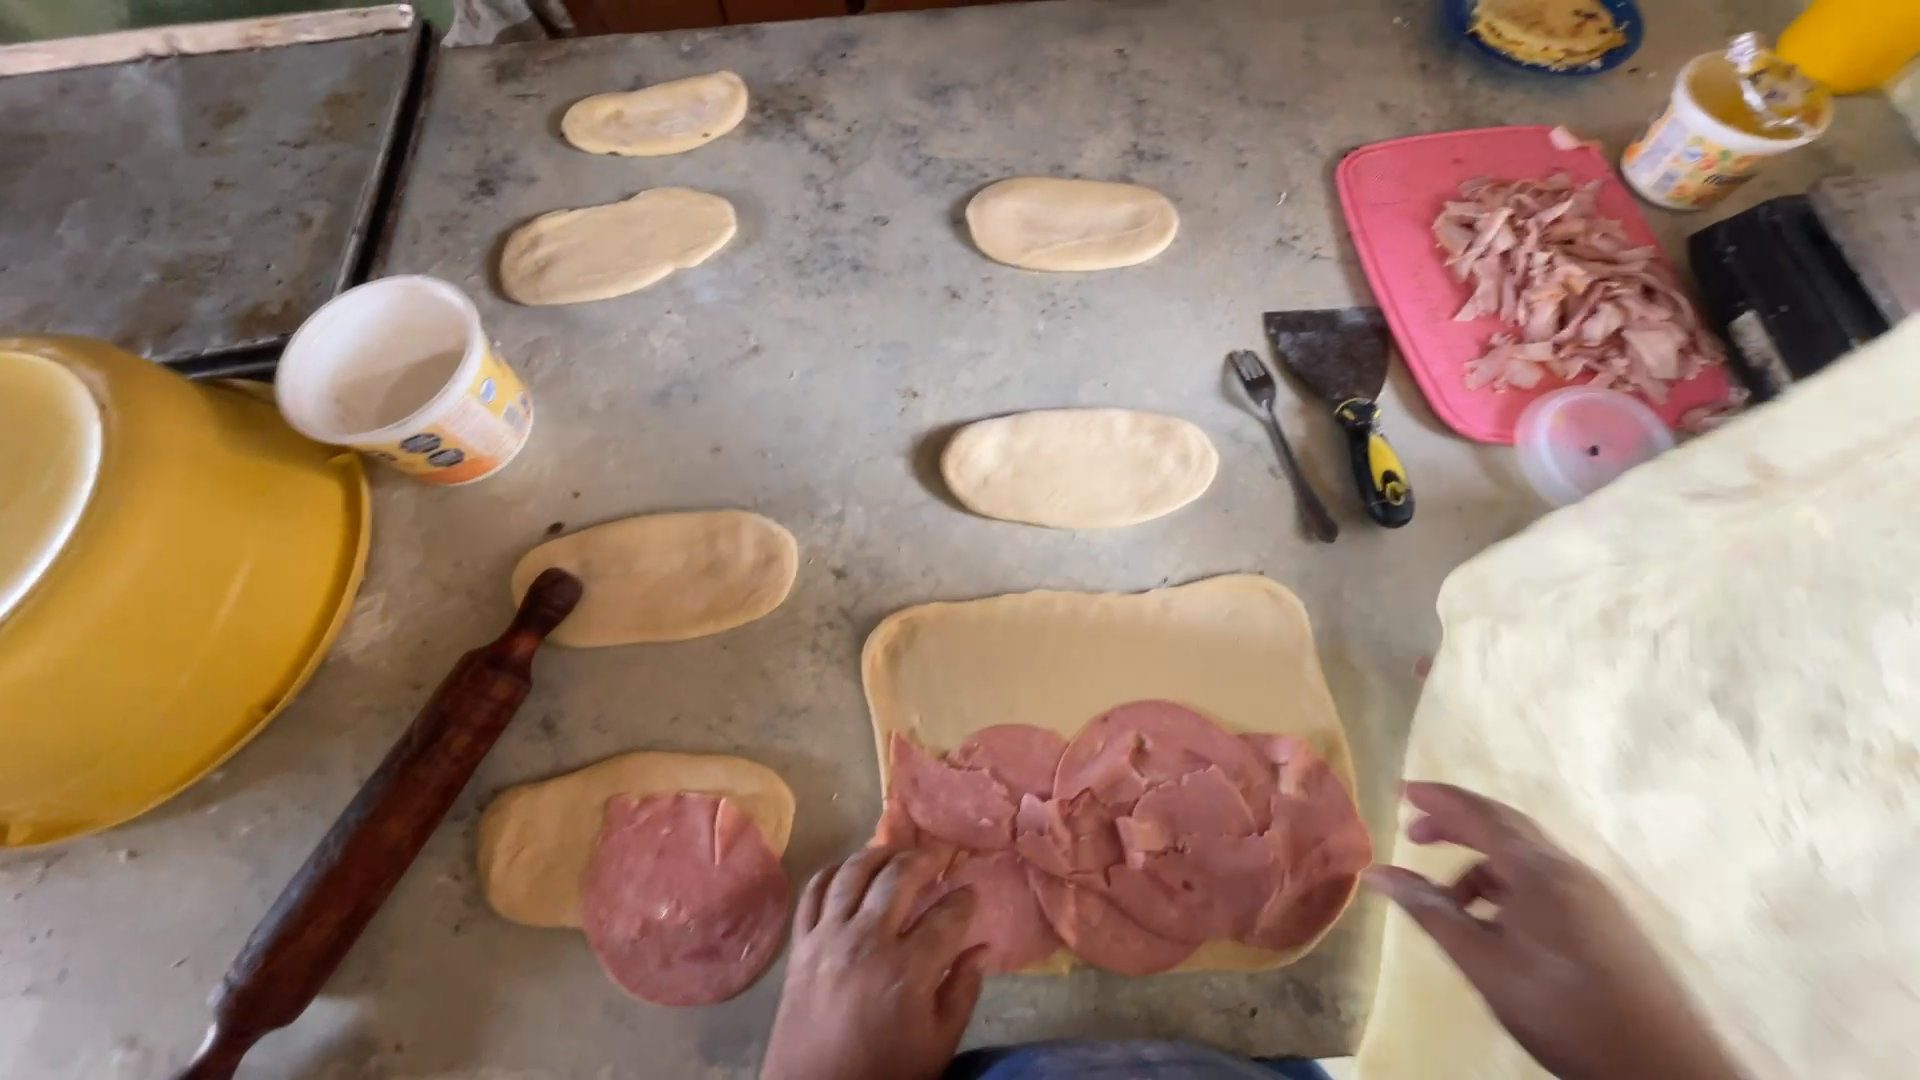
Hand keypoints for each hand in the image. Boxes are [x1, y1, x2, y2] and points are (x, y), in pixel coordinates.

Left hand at [761, 848, 986, 1079]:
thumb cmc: (884, 1074)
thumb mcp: (937, 1044)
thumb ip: (963, 991)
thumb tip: (982, 948)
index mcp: (907, 969)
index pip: (947, 915)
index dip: (965, 900)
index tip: (971, 893)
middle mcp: (866, 940)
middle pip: (899, 876)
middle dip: (926, 858)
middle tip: (939, 856)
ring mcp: (828, 937)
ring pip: (854, 871)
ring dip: (880, 853)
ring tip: (898, 853)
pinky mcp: (801, 944)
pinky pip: (813, 891)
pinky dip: (833, 872)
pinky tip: (850, 869)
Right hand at [1364, 783, 1745, 1079]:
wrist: (1667, 1075)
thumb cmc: (1564, 1012)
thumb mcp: (1483, 963)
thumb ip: (1430, 911)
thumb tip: (1377, 872)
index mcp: (1541, 873)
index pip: (1481, 814)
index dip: (1439, 799)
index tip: (1401, 791)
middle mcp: (1570, 873)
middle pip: (1505, 827)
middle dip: (1455, 823)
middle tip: (1413, 833)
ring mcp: (1595, 898)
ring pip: (1525, 858)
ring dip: (1479, 860)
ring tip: (1447, 893)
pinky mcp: (1607, 924)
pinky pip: (1544, 882)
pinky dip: (1506, 883)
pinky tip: (1493, 921)